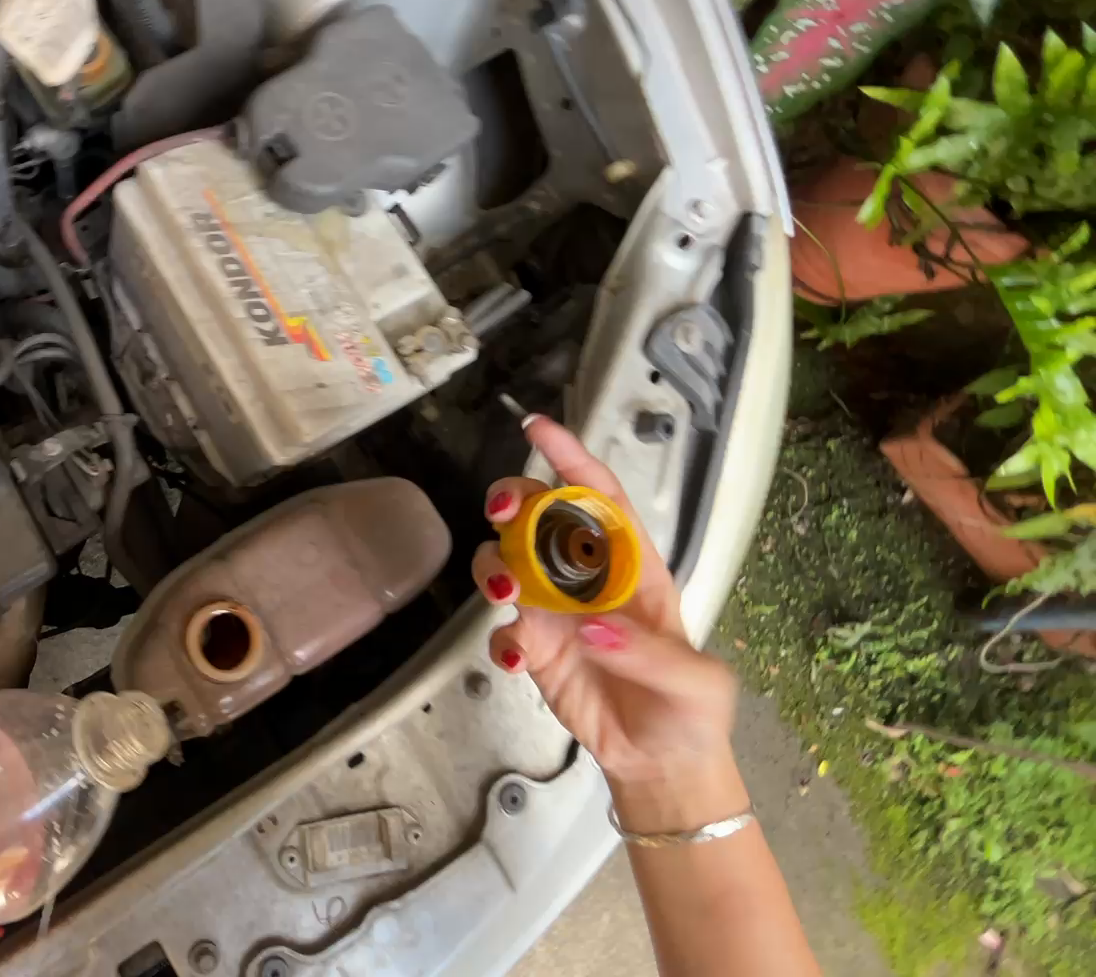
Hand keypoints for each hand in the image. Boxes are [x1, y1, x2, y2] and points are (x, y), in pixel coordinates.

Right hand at [471, 416, 744, 833]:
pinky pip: (497, 627)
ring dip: (493, 567)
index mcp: (630, 566)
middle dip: (512, 500)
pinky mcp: (528, 645)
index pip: (598, 497)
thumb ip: (652, 653)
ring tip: (506, 595)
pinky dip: (497, 638)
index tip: (536, 429)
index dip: (569, 457)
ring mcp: (550, 609)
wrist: (659, 762)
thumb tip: (591, 628)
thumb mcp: (699, 683)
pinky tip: (514, 661)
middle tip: (503, 513)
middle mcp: (581, 576)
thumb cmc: (690, 709)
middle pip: (534, 516)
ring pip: (502, 560)